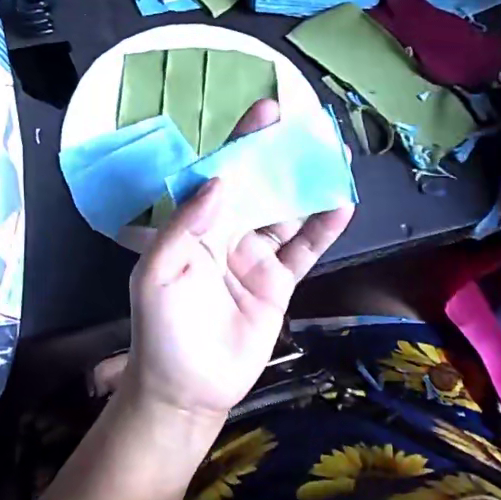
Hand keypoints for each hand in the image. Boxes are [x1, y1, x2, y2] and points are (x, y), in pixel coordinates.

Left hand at [125, 99, 353, 423]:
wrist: (186, 389)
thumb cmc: (161, 330)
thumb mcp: (158, 273)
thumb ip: (185, 225)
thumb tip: (219, 180)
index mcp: (197, 223)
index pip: (222, 173)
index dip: (243, 141)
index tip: (267, 110)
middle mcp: (229, 232)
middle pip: (261, 185)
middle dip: (284, 156)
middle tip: (314, 126)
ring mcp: (256, 256)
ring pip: (289, 212)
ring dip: (311, 186)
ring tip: (337, 158)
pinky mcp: (279, 282)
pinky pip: (305, 249)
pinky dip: (324, 229)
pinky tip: (343, 206)